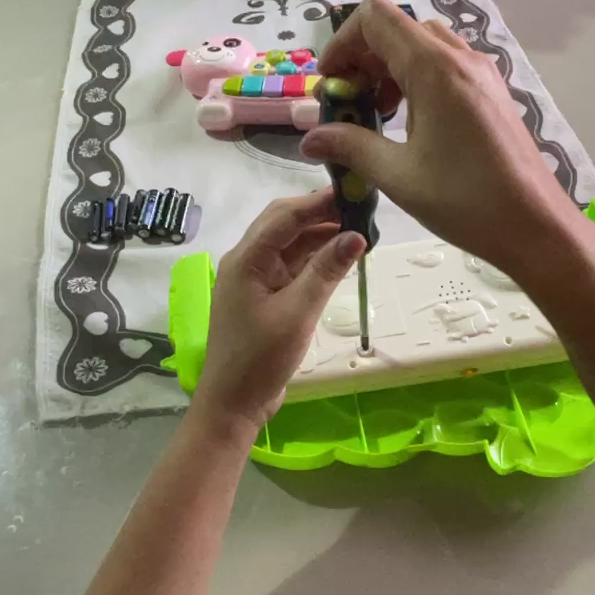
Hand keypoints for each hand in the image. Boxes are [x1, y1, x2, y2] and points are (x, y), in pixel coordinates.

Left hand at [191, 190, 365, 433]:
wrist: (233, 403)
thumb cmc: (260, 358)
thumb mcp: (298, 313)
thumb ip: (326, 271)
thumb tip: (357, 236)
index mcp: (247, 259)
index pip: (285, 216)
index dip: (319, 201)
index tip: (355, 191)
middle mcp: (248, 261)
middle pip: (285, 224)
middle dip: (321, 213)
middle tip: (360, 209)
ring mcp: (256, 279)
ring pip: (291, 245)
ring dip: (321, 237)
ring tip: (358, 231)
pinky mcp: (266, 297)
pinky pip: (293, 267)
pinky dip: (316, 260)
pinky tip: (341, 257)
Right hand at [303, 0, 590, 275]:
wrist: (535, 225)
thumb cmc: (466, 201)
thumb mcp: (398, 176)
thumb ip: (350, 147)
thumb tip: (309, 139)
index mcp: (434, 68)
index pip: (375, 17)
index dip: (342, 43)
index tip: (331, 86)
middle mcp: (460, 57)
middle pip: (397, 29)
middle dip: (363, 60)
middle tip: (350, 107)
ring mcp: (481, 73)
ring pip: (422, 46)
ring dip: (389, 71)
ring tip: (378, 118)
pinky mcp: (491, 92)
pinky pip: (445, 67)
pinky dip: (416, 82)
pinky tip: (411, 126)